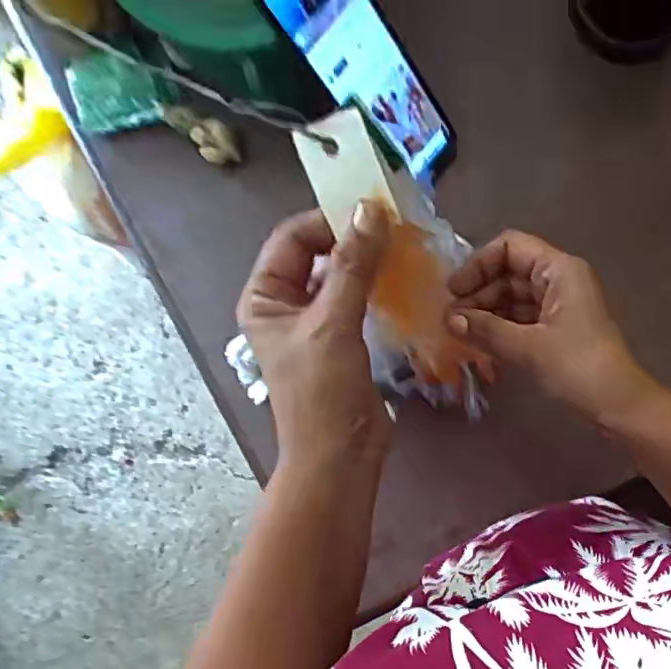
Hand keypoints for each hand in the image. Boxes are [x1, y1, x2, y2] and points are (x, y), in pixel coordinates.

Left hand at [238, 203, 391, 466]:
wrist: (341, 455)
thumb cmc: (323, 393)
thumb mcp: (332, 324)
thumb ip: (352, 267)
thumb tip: (371, 211)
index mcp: (265, 298)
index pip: (294, 239)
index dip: (329, 220)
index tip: (372, 211)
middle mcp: (287, 307)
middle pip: (319, 256)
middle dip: (354, 241)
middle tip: (395, 228)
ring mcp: (318, 327)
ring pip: (343, 281)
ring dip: (370, 266)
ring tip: (404, 250)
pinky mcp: (346, 345)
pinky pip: (361, 305)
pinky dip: (379, 292)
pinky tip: (404, 283)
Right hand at [445, 230, 664, 428]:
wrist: (618, 404)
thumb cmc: (577, 368)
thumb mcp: (529, 348)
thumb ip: (487, 331)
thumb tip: (450, 320)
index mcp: (559, 269)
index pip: (509, 247)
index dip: (478, 265)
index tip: (455, 293)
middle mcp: (560, 280)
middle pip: (509, 274)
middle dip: (479, 295)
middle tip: (452, 322)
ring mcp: (561, 307)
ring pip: (515, 300)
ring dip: (488, 315)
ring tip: (462, 337)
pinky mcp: (560, 332)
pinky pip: (524, 321)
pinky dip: (503, 331)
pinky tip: (482, 347)